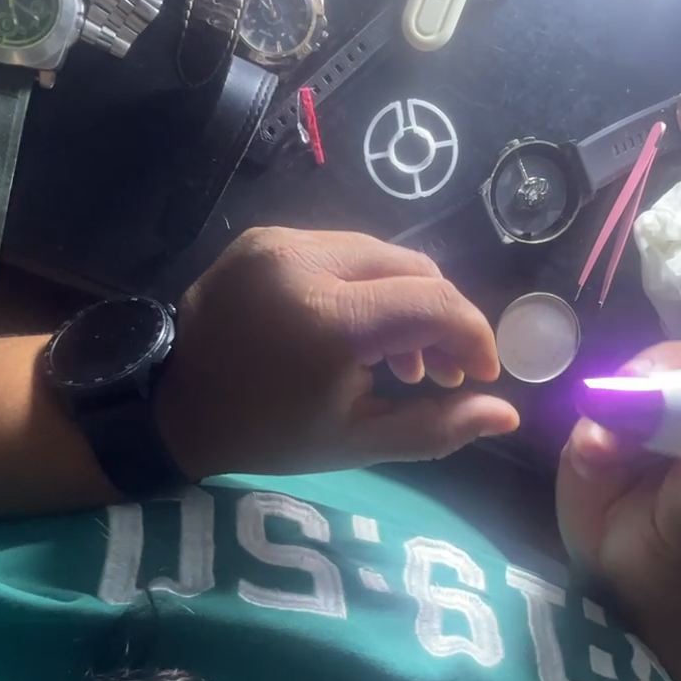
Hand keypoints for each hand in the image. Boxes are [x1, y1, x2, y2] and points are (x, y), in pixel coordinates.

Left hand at [155, 227, 519, 476]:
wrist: (173, 406)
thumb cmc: (268, 434)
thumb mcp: (357, 443)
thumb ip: (436, 427)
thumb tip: (506, 413)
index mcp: (330, 321)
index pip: (435, 302)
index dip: (473, 336)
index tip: (478, 374)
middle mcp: (308, 261)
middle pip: (415, 269)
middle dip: (443, 319)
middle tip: (440, 372)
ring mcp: (282, 241)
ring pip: (382, 255)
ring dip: (406, 301)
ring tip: (400, 360)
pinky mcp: (266, 237)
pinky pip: (343, 252)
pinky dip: (367, 286)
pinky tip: (357, 329)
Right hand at [556, 335, 680, 633]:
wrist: (617, 574)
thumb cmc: (676, 556)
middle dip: (669, 366)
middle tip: (645, 387)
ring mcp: (648, 408)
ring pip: (641, 372)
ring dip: (624, 393)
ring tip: (606, 443)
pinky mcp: (603, 419)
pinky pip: (596, 404)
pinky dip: (592, 424)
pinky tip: (590, 454)